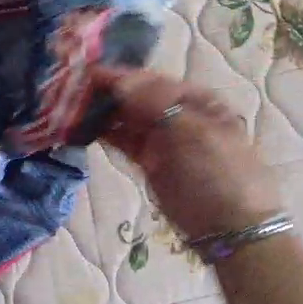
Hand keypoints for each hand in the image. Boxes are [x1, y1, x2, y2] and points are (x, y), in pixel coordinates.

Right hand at [92, 66, 281, 238]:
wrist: (232, 230)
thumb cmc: (220, 174)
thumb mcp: (194, 132)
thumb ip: (156, 104)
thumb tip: (121, 82)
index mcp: (196, 100)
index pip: (152, 81)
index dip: (122, 76)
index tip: (90, 73)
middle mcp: (176, 115)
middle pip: (136, 97)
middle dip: (107, 92)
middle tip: (73, 88)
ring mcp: (162, 139)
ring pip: (126, 118)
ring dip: (101, 111)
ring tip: (71, 106)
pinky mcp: (149, 163)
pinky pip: (123, 141)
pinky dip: (104, 134)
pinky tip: (82, 127)